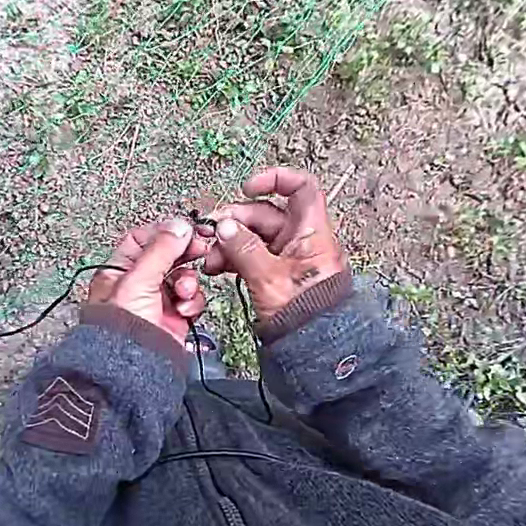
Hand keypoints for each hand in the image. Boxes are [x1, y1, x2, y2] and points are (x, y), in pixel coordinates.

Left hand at [86, 216, 210, 342]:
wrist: (134, 368)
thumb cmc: (121, 330)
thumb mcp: (138, 280)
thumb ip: (160, 250)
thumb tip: (178, 226)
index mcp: (119, 271)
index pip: (143, 239)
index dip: (165, 233)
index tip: (185, 230)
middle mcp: (137, 285)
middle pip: (167, 257)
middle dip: (184, 254)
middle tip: (199, 248)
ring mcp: (156, 302)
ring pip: (182, 277)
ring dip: (188, 282)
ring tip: (184, 291)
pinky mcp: (173, 318)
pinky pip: (191, 300)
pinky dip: (193, 302)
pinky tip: (185, 309)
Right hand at [203, 168, 347, 322]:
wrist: (313, 346)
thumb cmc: (304, 314)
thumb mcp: (269, 277)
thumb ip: (244, 248)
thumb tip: (225, 226)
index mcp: (310, 233)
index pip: (301, 188)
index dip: (276, 180)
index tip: (248, 188)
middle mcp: (300, 240)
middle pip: (266, 214)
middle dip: (236, 221)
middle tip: (214, 233)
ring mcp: (287, 257)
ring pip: (254, 237)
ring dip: (230, 243)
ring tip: (212, 258)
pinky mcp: (276, 273)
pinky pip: (252, 256)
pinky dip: (234, 257)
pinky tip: (218, 267)